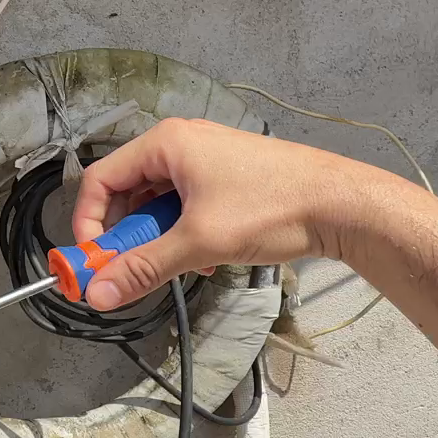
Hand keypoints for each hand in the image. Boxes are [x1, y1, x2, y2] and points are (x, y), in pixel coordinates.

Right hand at [71, 117, 390, 309]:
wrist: (348, 205)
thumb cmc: (271, 211)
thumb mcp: (199, 242)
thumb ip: (142, 268)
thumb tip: (97, 295)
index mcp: (164, 143)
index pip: (99, 180)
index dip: (88, 222)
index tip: (94, 260)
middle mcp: (178, 141)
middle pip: (126, 191)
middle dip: (129, 234)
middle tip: (134, 267)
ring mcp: (204, 155)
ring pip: (156, 200)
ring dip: (158, 236)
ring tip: (180, 263)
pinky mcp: (225, 172)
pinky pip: (182, 201)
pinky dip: (183, 230)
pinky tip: (204, 255)